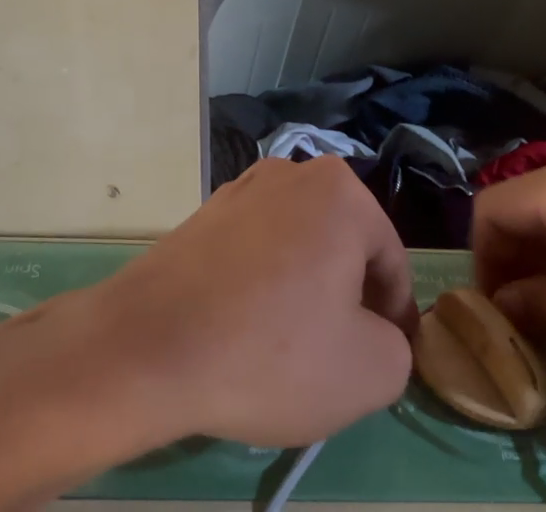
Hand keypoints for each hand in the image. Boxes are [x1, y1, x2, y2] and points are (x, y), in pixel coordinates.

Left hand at [83, 156, 418, 447]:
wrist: (147, 348)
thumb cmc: (271, 353)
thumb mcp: (370, 371)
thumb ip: (399, 347)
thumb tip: (375, 333)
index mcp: (340, 192)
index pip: (390, 262)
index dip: (395, 318)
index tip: (386, 360)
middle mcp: (289, 174)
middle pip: (341, 250)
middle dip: (347, 301)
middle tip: (338, 359)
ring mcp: (237, 191)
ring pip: (296, 251)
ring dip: (303, 294)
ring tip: (288, 350)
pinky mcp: (199, 217)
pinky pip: (252, 255)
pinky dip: (260, 290)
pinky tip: (245, 334)